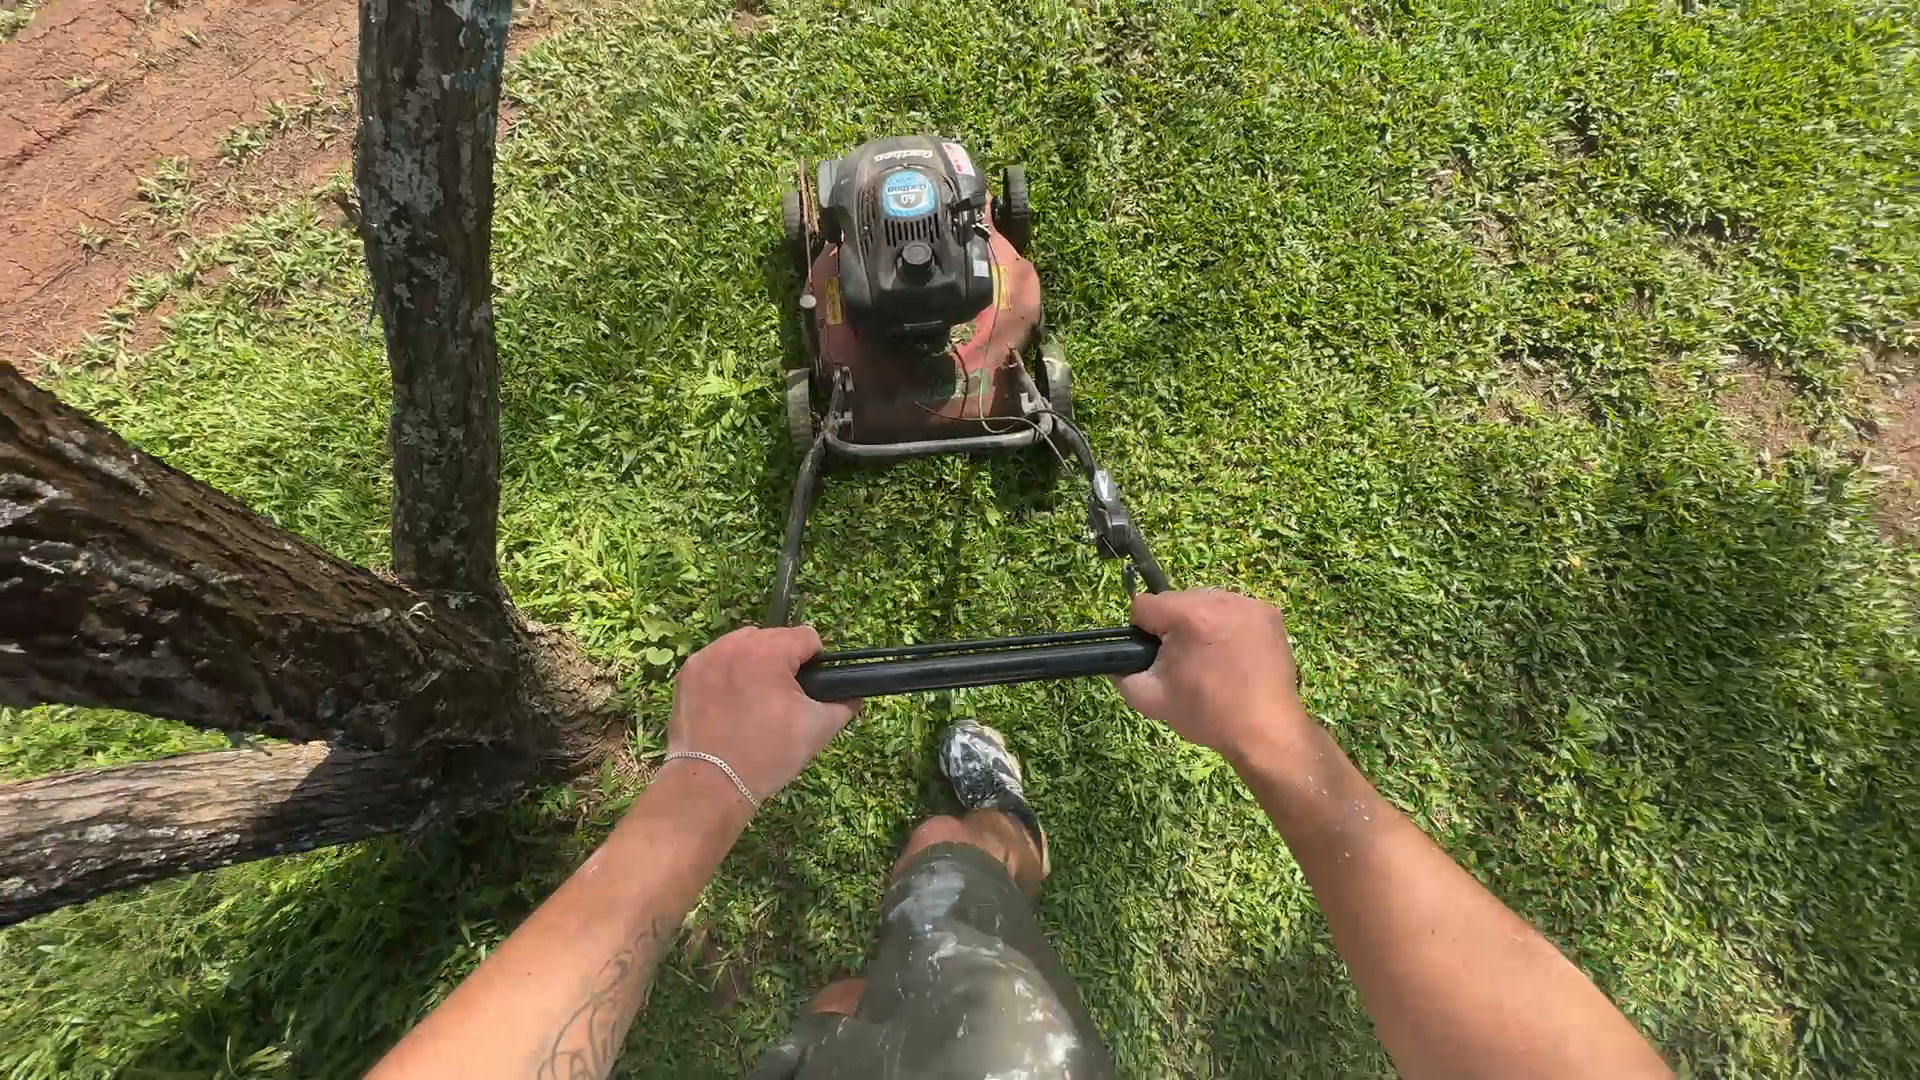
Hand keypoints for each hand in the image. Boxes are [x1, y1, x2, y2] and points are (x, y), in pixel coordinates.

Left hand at [667, 625, 858, 804]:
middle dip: (783, 662)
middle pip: (774, 638)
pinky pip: (719, 660)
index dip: (815, 662)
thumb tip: (853, 695)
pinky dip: (728, 674)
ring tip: (755, 700)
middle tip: (781, 701)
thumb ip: (844, 704)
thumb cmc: (768, 753)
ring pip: (744, 645)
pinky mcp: (688, 673)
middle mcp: (735, 644)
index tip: (807, 690)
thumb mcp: (818, 729)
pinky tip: (730, 703)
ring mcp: (707, 657)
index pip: (807, 637)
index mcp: (769, 651)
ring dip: (755, 663)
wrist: (711, 784)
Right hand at [1113, 589, 1312, 768]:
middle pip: (1175, 600)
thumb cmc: (1207, 715)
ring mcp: (1249, 604)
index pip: (1144, 605)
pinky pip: (1232, 607)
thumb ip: (1122, 676)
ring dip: (1199, 621)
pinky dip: (1226, 624)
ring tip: (1210, 657)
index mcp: (1189, 617)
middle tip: (1185, 661)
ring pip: (1204, 600)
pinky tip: (1233, 651)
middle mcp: (1220, 601)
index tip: (1156, 656)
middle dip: (1172, 625)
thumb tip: (1116, 663)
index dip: (1142, 631)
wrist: (1265, 732)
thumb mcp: (1152, 699)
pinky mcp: (1268, 613)